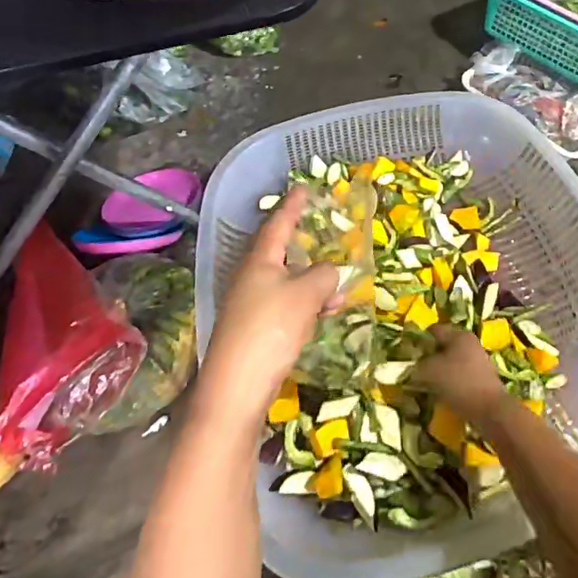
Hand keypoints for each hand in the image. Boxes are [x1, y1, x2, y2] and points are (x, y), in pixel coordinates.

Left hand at [198, 187, 338, 417]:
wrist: (236, 389)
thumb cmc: (270, 329)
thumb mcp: (307, 294)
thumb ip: (325, 275)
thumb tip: (332, 271)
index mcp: (258, 261)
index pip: (278, 224)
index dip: (293, 206)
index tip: (304, 188)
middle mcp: (251, 278)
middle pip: (282, 253)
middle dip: (307, 246)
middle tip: (326, 234)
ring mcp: (251, 305)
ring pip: (289, 282)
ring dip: (315, 283)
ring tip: (340, 291)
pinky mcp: (256, 329)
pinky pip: (288, 305)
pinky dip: (308, 305)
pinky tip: (325, 315)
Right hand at [415, 325, 507, 422]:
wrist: (490, 408)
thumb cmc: (459, 382)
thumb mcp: (430, 371)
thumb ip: (418, 365)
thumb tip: (413, 367)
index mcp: (459, 334)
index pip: (434, 330)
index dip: (418, 340)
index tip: (408, 355)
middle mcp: (470, 343)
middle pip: (443, 346)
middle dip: (428, 357)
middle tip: (415, 371)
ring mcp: (477, 359)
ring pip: (450, 361)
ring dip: (438, 371)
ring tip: (426, 384)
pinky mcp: (481, 376)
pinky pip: (459, 374)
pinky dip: (449, 381)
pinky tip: (442, 392)